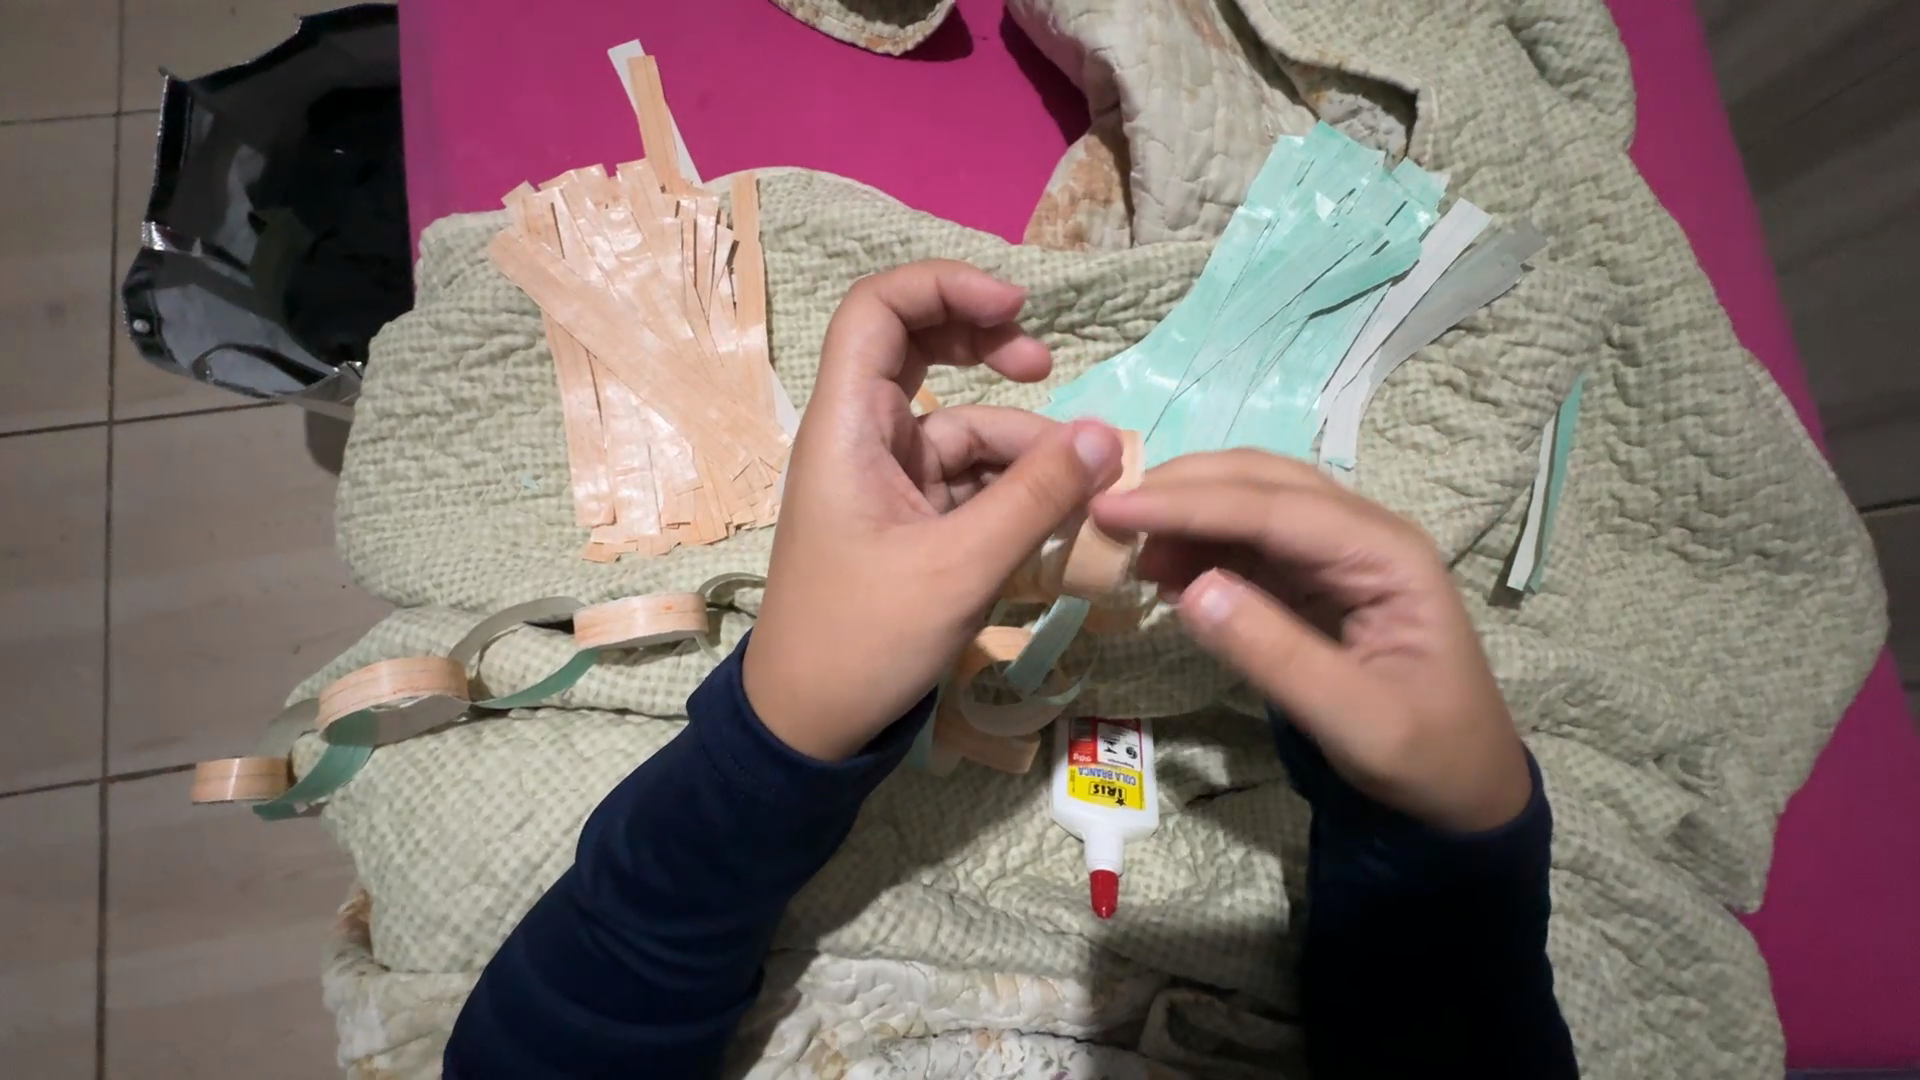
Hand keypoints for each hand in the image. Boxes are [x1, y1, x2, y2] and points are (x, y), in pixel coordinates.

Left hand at [743, 261, 1125, 760]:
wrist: (814, 722)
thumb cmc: (865, 640)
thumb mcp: (960, 567)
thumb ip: (1036, 497)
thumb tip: (1105, 435)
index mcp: (848, 426)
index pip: (878, 311)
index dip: (945, 287)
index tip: (1018, 309)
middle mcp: (864, 438)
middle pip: (918, 351)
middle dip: (987, 348)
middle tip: (1044, 368)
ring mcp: (887, 478)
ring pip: (961, 429)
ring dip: (1021, 448)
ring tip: (1081, 489)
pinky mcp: (909, 518)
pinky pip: (968, 481)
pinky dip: (1012, 490)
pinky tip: (1055, 517)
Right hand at [1089, 450, 1530, 831]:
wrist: (1458, 790)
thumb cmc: (1424, 757)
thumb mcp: (1358, 723)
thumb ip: (1276, 655)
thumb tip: (1190, 589)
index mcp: (1385, 554)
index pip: (1274, 506)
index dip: (1188, 503)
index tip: (1112, 508)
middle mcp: (1357, 533)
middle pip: (1258, 480)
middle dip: (1178, 489)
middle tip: (1103, 511)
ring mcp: (1328, 551)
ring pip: (1243, 500)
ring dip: (1180, 512)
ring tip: (1122, 546)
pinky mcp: (1302, 575)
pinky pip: (1237, 540)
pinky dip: (1190, 544)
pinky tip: (1157, 569)